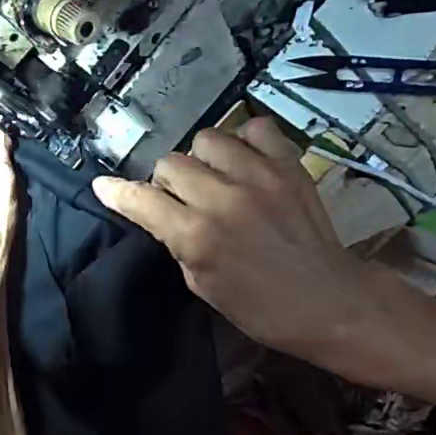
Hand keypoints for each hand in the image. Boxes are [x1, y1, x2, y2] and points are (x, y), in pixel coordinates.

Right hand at [91, 118, 416, 386]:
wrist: (331, 302)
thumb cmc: (261, 307)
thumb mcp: (202, 285)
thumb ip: (176, 241)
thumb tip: (156, 211)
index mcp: (196, 236)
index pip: (141, 199)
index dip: (117, 193)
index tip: (105, 187)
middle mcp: (221, 199)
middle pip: (170, 164)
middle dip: (168, 183)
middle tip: (185, 200)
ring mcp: (258, 176)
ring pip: (206, 138)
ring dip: (203, 158)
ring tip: (217, 176)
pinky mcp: (289, 166)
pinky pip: (256, 127)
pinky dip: (246, 140)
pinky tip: (248, 160)